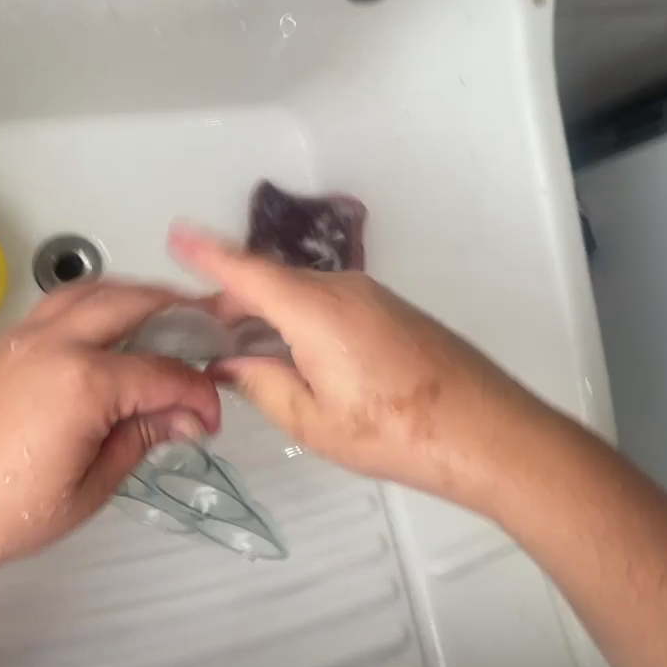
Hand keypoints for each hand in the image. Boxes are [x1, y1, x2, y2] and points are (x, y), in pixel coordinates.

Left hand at [0, 280, 221, 600]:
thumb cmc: (5, 515)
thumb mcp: (89, 488)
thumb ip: (140, 440)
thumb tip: (185, 418)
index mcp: (84, 382)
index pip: (162, 372)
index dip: (197, 393)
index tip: (212, 418)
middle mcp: (56, 342)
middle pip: (132, 303)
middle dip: (178, 310)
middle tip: (208, 328)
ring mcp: (24, 336)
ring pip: (91, 291)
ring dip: (133, 295)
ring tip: (161, 317)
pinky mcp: (3, 343)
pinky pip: (59, 304)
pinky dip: (94, 303)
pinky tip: (105, 331)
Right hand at [169, 224, 567, 509]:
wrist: (489, 433)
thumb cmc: (395, 431)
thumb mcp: (313, 421)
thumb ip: (261, 385)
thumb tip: (228, 366)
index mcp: (313, 311)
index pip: (246, 272)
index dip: (207, 254)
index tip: (176, 233)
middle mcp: (340, 290)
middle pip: (271, 284)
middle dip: (234, 307)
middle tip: (207, 342)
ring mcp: (369, 296)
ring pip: (299, 295)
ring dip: (268, 318)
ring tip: (250, 360)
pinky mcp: (388, 310)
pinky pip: (326, 304)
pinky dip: (299, 322)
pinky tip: (299, 360)